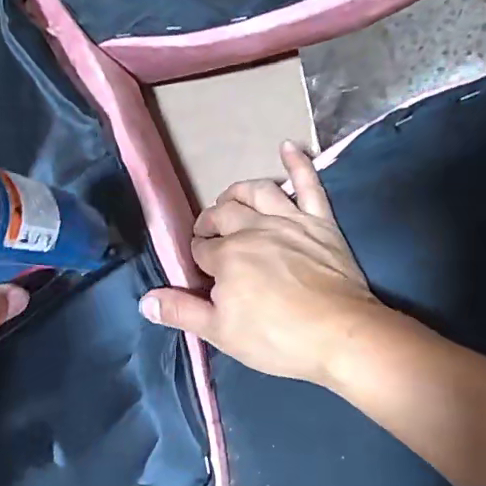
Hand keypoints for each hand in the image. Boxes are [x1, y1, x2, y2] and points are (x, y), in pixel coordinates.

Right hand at [140, 142, 391, 385]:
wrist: (339, 335)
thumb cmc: (278, 339)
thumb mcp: (221, 333)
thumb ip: (182, 312)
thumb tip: (145, 300)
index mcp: (227, 256)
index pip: (201, 249)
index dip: (198, 258)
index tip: (203, 271)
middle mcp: (255, 229)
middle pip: (224, 215)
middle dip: (210, 222)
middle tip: (209, 234)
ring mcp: (290, 221)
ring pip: (258, 192)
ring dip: (239, 192)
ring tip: (230, 199)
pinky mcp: (321, 222)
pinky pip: (309, 185)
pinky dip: (298, 164)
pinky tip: (288, 147)